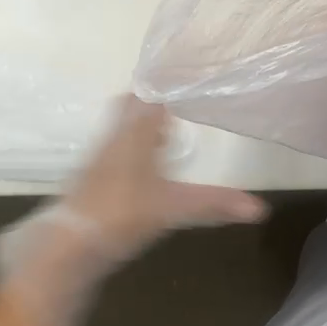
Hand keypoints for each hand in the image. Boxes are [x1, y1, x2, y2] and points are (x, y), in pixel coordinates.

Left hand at [63, 96, 267, 262]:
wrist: (66, 248)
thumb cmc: (122, 215)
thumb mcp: (175, 208)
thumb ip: (215, 203)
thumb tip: (260, 208)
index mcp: (135, 133)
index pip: (150, 95)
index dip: (167, 83)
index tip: (189, 77)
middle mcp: (114, 137)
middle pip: (130, 104)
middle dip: (152, 102)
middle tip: (177, 107)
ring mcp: (96, 157)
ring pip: (119, 126)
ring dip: (140, 125)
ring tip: (166, 137)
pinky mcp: (87, 178)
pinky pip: (111, 148)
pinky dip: (128, 147)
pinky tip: (142, 170)